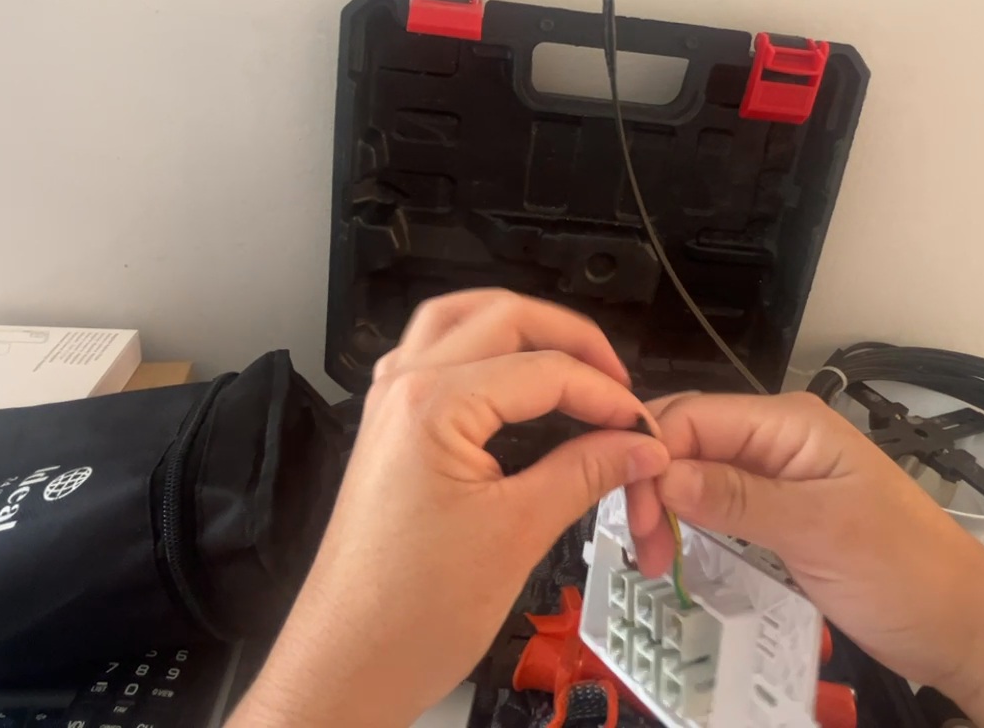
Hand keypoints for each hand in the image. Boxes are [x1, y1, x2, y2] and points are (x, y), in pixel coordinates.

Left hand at [226, 291, 669, 727]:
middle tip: (613, 376)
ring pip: (459, 319)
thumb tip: (636, 445)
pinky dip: (480, 346)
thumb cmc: (408, 615)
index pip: (542, 370)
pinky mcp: (390, 424)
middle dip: (568, 336)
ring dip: (518, 325)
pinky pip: (435, 352)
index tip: (638, 423)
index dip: (603, 393)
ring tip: (568, 355)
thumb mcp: (517, 535)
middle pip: (501, 317)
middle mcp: (403, 386)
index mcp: (432, 404)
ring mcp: (390, 402)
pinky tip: (507, 373)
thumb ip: (586, 473)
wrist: (345, 666)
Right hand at [631, 391, 983, 727]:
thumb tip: (661, 474)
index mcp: (789, 421)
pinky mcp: (775, 505)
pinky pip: (717, 497)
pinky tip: (674, 542)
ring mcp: (775, 470)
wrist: (967, 630)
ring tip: (654, 553)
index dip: (656, 454)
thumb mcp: (818, 531)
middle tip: (642, 543)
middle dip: (654, 479)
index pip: (697, 417)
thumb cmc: (904, 573)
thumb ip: (737, 497)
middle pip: (691, 437)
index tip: (635, 512)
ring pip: (698, 468)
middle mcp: (777, 435)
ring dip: (667, 502)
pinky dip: (689, 516)